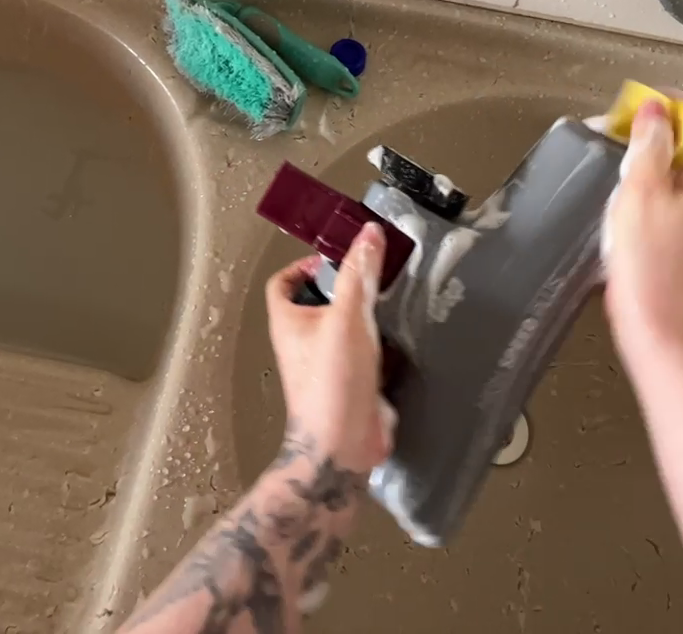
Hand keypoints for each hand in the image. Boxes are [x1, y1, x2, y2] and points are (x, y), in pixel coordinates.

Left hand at [263, 223, 396, 475]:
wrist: (344, 448)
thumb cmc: (331, 384)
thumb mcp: (347, 316)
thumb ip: (359, 273)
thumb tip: (368, 233)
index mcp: (288, 321)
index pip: (283, 281)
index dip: (303, 264)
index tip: (334, 257)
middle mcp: (303, 341)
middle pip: (318, 301)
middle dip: (343, 286)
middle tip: (369, 273)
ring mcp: (326, 363)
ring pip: (343, 326)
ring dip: (364, 314)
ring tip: (387, 298)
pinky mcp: (350, 381)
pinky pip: (363, 352)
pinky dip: (380, 341)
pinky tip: (399, 335)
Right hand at [602, 98, 682, 352]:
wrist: (653, 319)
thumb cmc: (647, 255)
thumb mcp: (642, 191)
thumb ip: (650, 147)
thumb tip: (655, 111)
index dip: (681, 107)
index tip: (646, 102)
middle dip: (663, 128)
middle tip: (626, 125)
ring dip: (654, 155)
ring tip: (619, 153)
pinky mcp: (682, 239)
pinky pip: (672, 194)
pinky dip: (650, 180)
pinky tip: (623, 191)